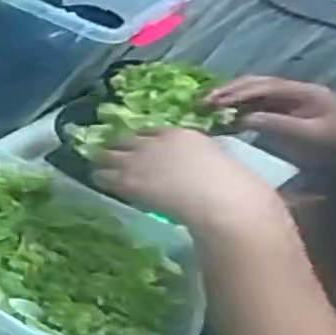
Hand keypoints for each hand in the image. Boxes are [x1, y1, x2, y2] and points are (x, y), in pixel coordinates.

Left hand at [93, 128, 285, 231]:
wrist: (224, 203)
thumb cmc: (235, 184)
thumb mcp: (215, 156)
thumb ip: (190, 153)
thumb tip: (179, 159)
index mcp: (181, 134)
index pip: (149, 131)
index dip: (142, 141)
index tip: (141, 149)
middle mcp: (152, 142)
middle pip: (121, 140)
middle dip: (120, 149)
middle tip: (119, 161)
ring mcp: (134, 160)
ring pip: (104, 156)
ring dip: (105, 163)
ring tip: (109, 172)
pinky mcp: (123, 179)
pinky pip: (100, 176)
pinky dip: (102, 180)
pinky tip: (109, 185)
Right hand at [211, 76, 335, 153]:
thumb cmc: (335, 143)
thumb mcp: (308, 134)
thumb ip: (276, 124)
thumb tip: (239, 118)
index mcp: (307, 93)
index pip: (266, 87)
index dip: (237, 94)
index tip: (212, 104)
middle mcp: (296, 90)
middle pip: (256, 83)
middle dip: (227, 91)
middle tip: (202, 103)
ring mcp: (288, 99)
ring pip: (251, 90)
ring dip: (227, 96)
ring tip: (205, 106)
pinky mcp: (279, 108)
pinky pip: (251, 102)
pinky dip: (232, 105)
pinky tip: (219, 113)